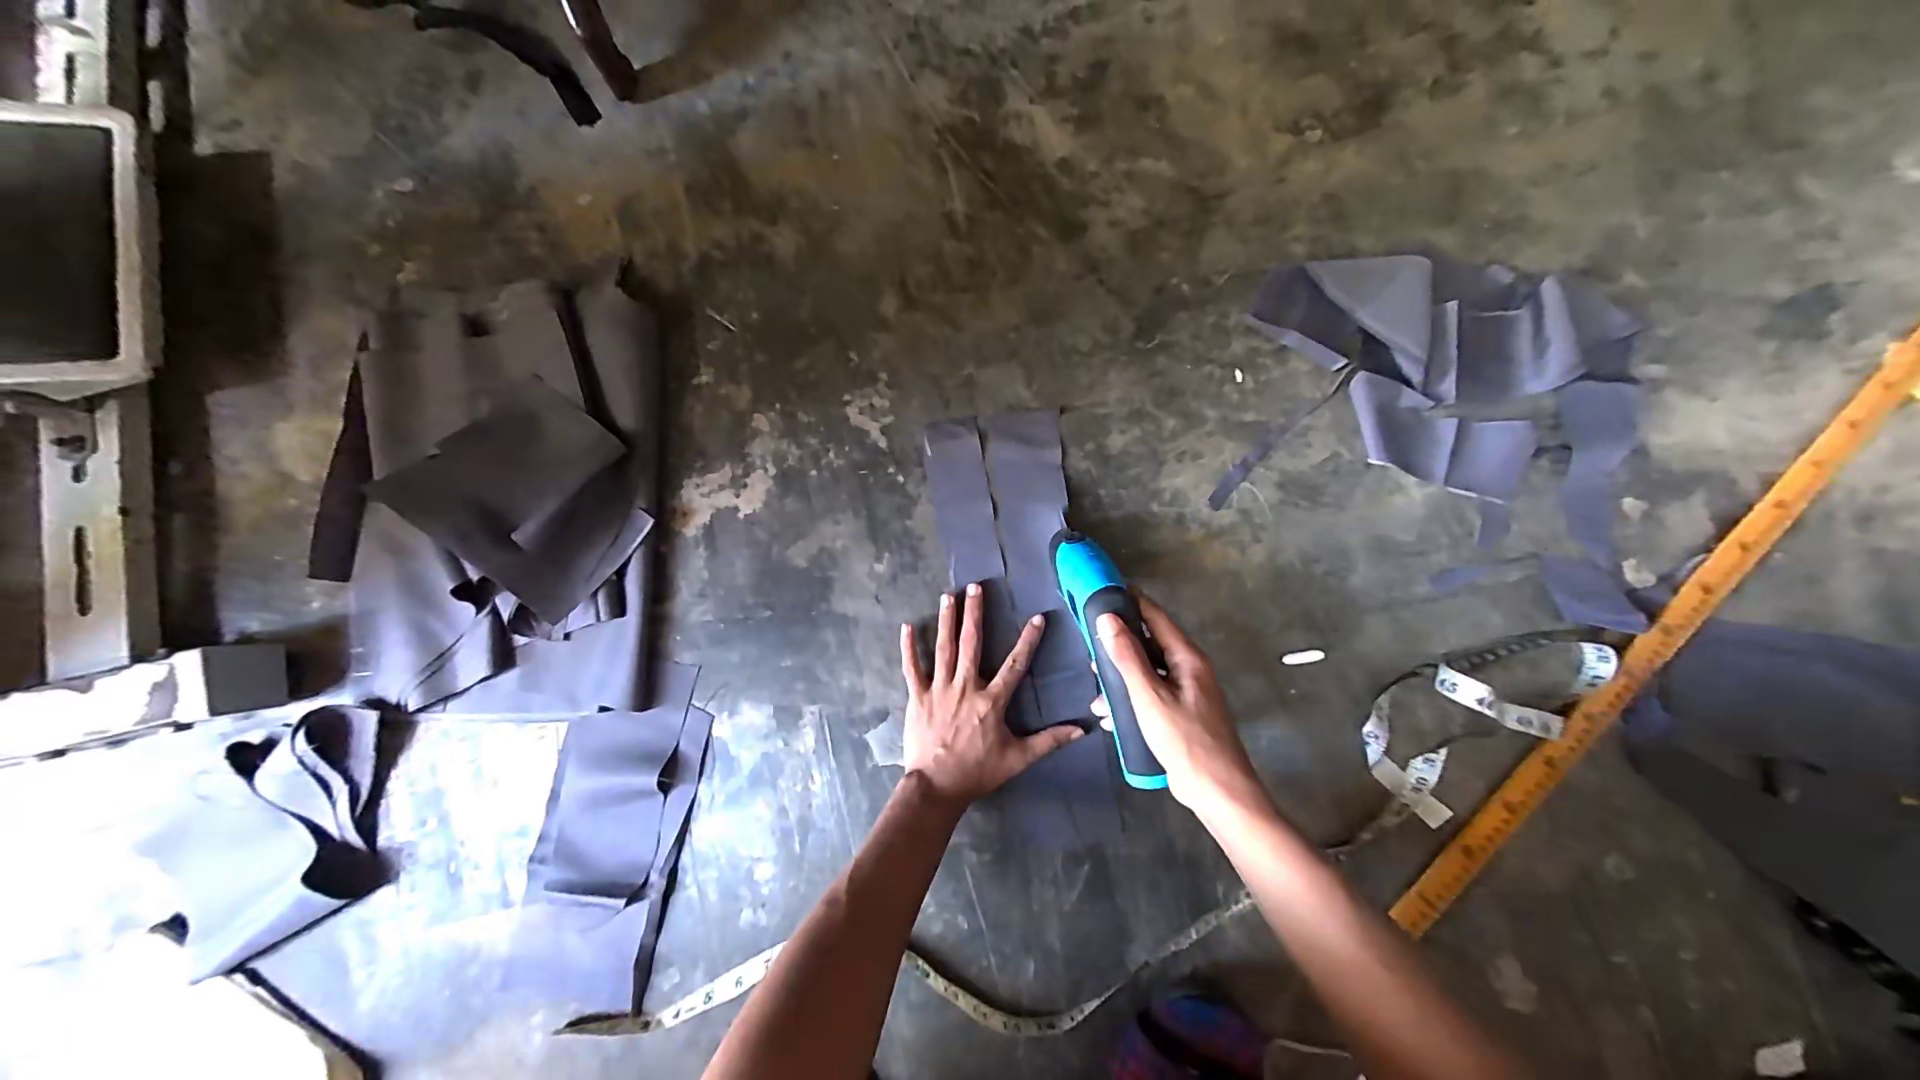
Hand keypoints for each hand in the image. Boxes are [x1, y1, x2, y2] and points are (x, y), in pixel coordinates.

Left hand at [899, 583, 1083, 805]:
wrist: (937, 787)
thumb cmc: (978, 771)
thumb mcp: (1018, 758)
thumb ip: (1049, 741)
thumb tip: (1081, 730)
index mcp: (992, 701)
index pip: (1015, 665)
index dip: (1028, 640)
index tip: (1037, 618)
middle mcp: (966, 688)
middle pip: (972, 644)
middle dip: (975, 613)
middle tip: (976, 587)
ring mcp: (939, 690)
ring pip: (943, 649)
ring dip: (947, 620)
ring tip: (949, 596)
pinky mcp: (918, 697)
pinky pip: (912, 668)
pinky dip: (909, 648)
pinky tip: (908, 626)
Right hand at [1094, 594, 1259, 812]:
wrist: (1217, 791)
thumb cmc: (1185, 739)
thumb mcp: (1149, 696)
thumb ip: (1127, 657)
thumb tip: (1107, 618)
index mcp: (1187, 658)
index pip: (1156, 615)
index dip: (1130, 601)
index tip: (1102, 592)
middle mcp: (1189, 670)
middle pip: (1150, 644)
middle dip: (1119, 644)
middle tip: (1090, 645)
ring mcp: (1186, 693)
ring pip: (1147, 673)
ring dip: (1121, 679)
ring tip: (1097, 692)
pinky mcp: (1180, 715)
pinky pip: (1150, 696)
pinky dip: (1130, 701)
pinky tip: (1111, 717)